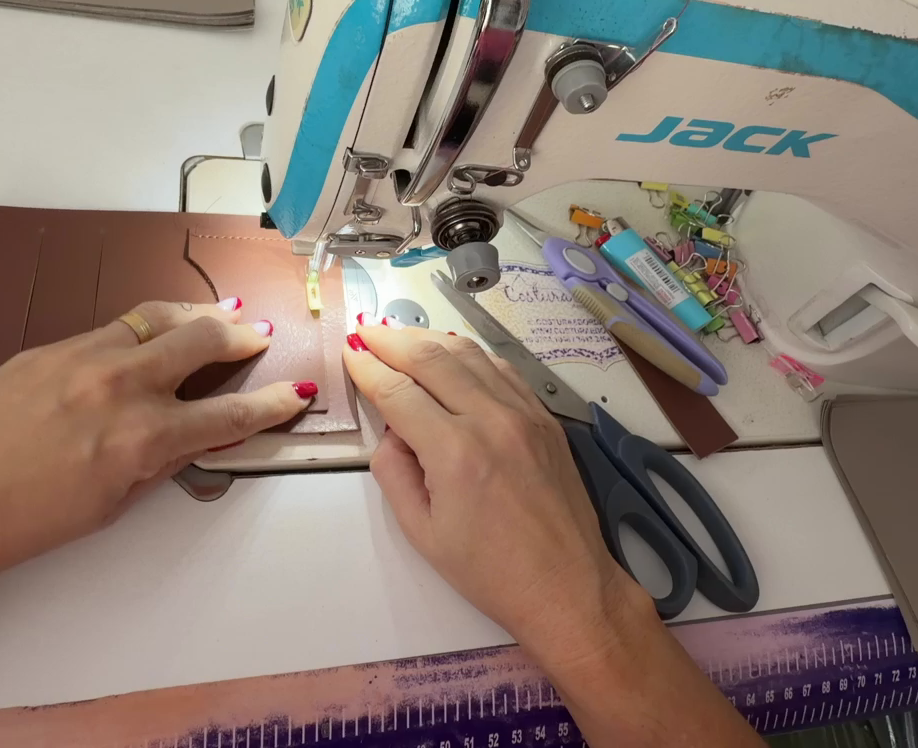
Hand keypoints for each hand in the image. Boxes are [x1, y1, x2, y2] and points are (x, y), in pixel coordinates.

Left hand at [0, 300, 313, 623]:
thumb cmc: (17, 527)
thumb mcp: (108, 505)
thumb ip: (160, 460)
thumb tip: (195, 434)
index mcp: (139, 440)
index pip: (227, 417)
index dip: (269, 405)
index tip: (294, 394)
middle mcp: (120, 386)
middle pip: (203, 340)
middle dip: (241, 336)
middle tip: (258, 337)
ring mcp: (83, 356)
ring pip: (160, 316)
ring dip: (201, 312)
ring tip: (225, 311)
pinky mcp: (50, 345)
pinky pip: (116, 325)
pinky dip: (151, 324)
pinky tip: (158, 329)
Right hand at [343, 325, 651, 662]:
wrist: (567, 587)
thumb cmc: (489, 570)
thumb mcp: (421, 532)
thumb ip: (393, 471)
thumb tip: (391, 429)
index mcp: (454, 452)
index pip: (398, 391)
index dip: (368, 368)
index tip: (349, 352)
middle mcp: (489, 419)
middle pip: (431, 358)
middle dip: (391, 339)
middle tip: (366, 330)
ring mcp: (523, 412)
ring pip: (468, 353)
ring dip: (429, 338)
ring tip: (401, 334)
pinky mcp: (543, 415)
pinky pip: (501, 367)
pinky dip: (469, 353)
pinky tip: (451, 351)